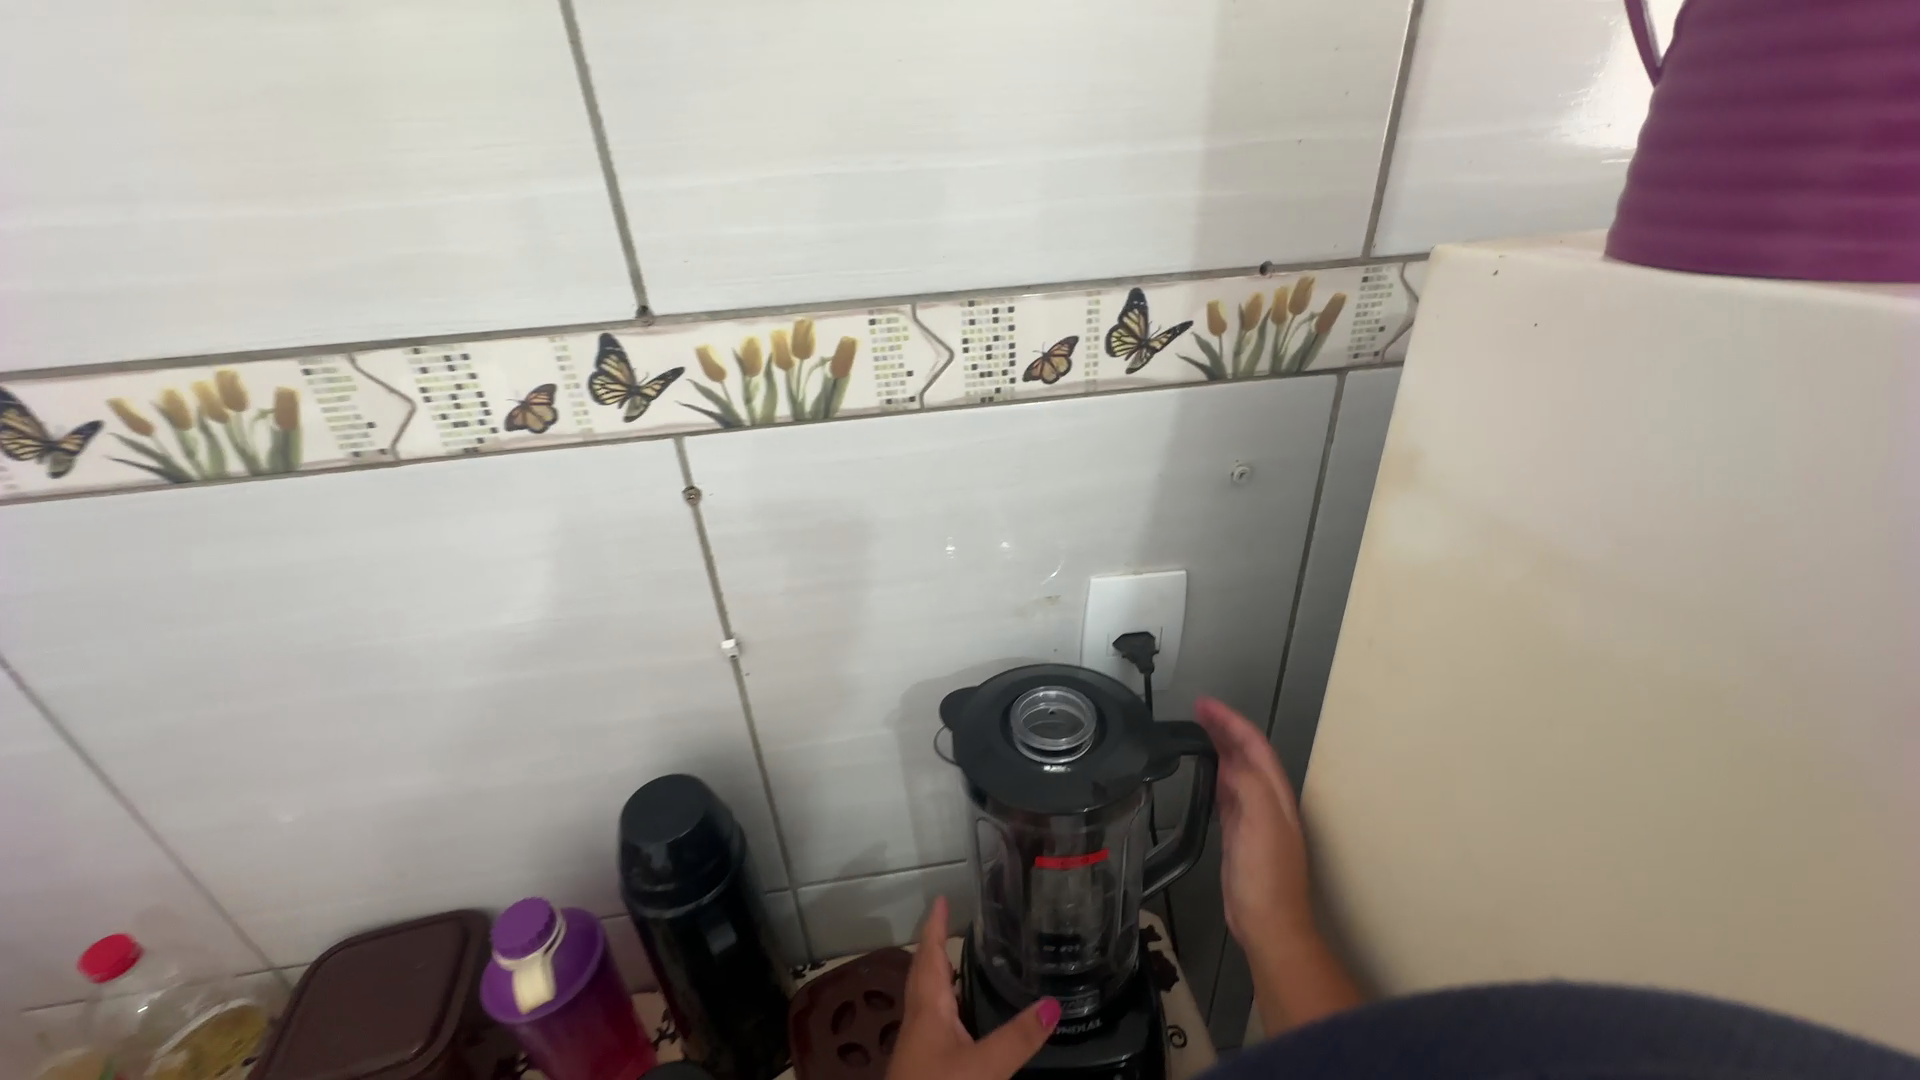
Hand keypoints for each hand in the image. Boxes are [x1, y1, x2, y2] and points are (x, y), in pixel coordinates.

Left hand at [884, 897, 1058, 1079]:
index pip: (930, 953)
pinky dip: (948, 1004)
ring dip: (942, 974)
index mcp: (927, 1007)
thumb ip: (1017, 1038)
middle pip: (926, 971)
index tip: (941, 898)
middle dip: (938, 945)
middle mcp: (919, 1019)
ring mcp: (919, 1045)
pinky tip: (963, 1017)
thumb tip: (1054, 1004)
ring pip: (929, 997)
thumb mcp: (983, 1068)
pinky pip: (936, 1020)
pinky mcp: (925, 1065)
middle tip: (954, 921)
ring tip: (964, 959)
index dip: (935, 926)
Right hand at [1192, 697, 1314, 955]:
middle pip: (1245, 753)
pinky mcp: (1237, 833)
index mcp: (1274, 794)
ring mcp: (1252, 817)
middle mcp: (1266, 801)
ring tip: (1198, 730)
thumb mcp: (1262, 824)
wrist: (1268, 924)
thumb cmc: (1267, 877)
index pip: (1254, 746)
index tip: (1206, 705)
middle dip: (1224, 728)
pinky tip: (1205, 772)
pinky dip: (1215, 773)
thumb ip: (1250, 786)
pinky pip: (1227, 792)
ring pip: (1236, 769)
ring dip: (1219, 747)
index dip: (1231, 722)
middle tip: (1197, 710)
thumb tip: (1231, 759)